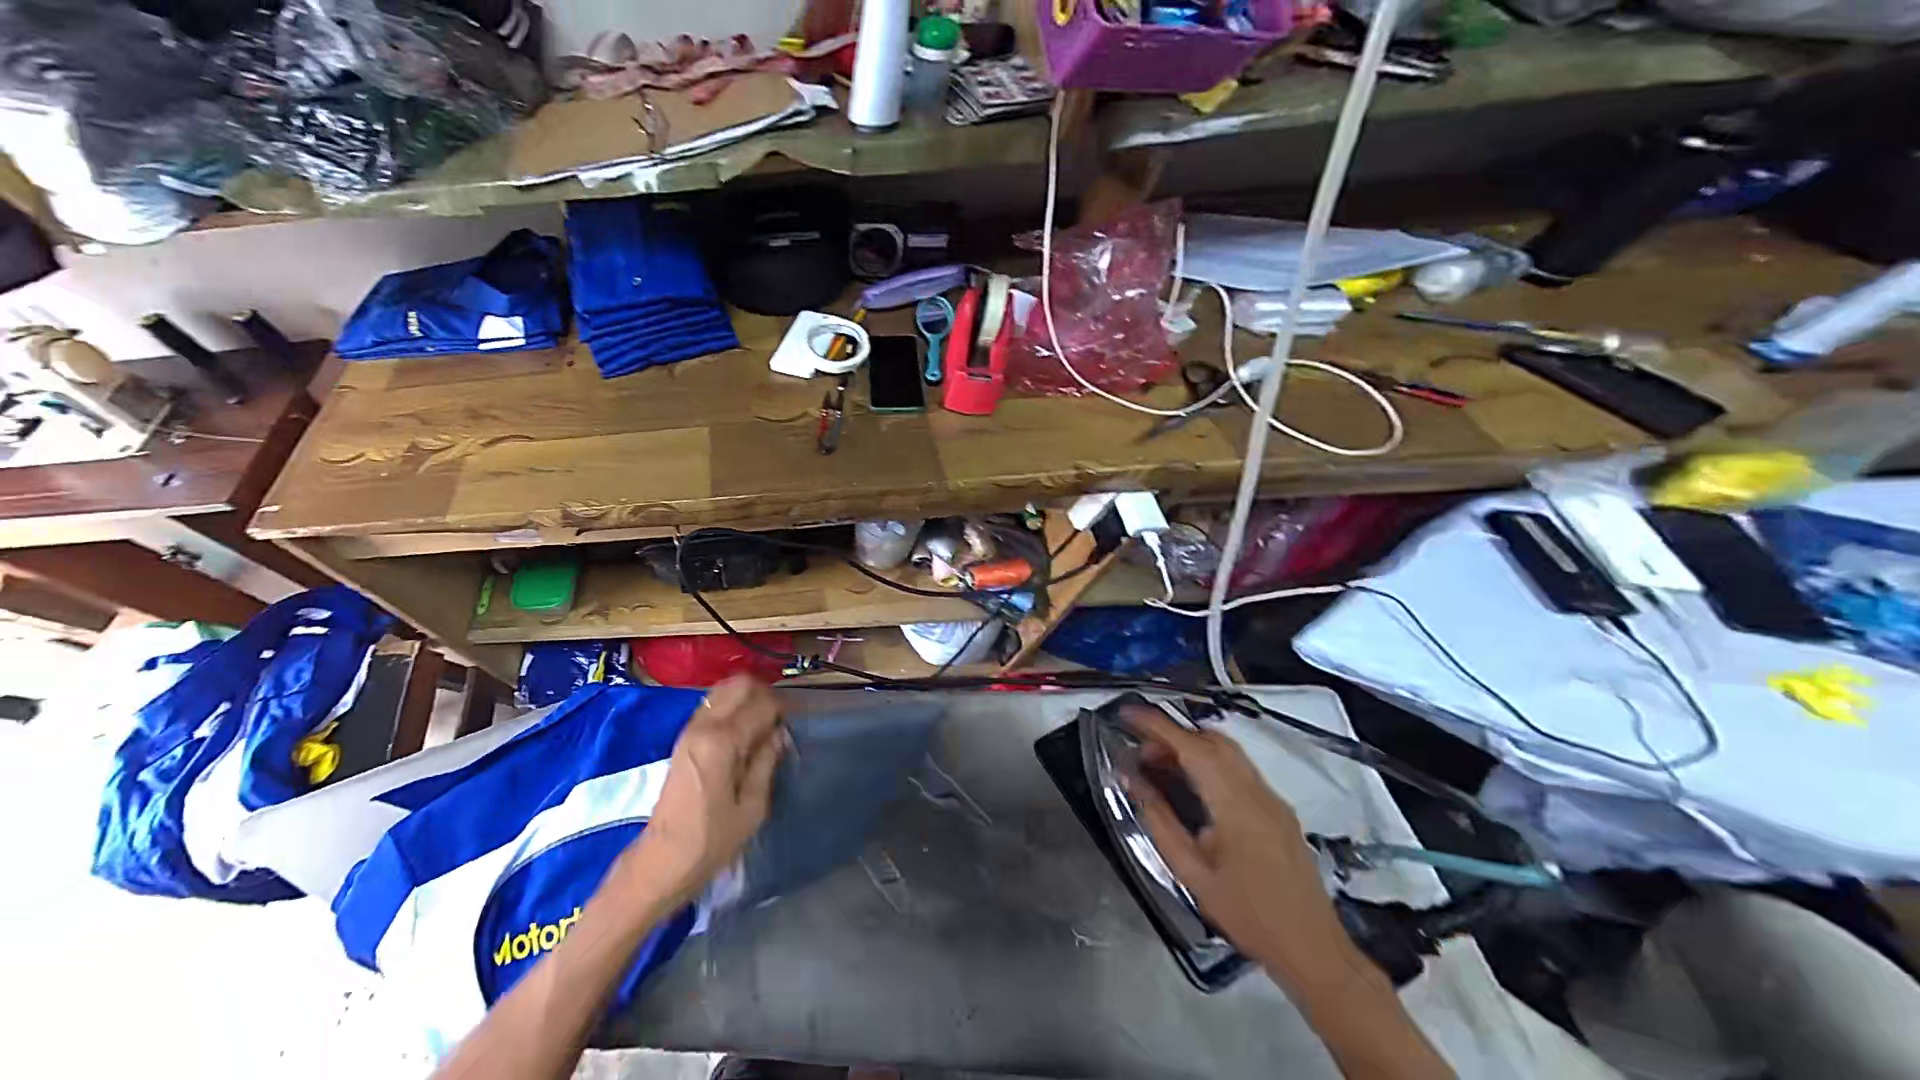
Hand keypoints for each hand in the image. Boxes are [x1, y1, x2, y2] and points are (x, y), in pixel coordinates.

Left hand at [622, 676, 785, 904]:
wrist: (662, 861)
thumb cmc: (711, 840)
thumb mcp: (753, 807)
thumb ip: (766, 762)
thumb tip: (778, 734)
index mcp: (722, 742)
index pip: (762, 704)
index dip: (783, 710)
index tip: (793, 726)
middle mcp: (703, 727)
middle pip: (740, 685)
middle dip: (764, 696)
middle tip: (778, 721)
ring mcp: (689, 730)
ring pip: (725, 691)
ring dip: (747, 701)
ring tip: (762, 727)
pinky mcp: (683, 739)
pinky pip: (714, 706)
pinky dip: (732, 709)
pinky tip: (743, 734)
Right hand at [1122, 705, 1361, 985]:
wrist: (1311, 947)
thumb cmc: (1246, 913)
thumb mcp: (1191, 870)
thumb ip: (1159, 819)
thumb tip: (1131, 779)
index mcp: (1235, 802)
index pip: (1192, 747)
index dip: (1157, 725)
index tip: (1129, 712)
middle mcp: (1257, 790)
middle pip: (1213, 741)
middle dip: (1173, 735)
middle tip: (1139, 750)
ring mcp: (1272, 798)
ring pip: (1229, 752)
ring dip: (1192, 748)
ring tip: (1159, 766)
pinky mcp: (1278, 810)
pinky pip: (1240, 770)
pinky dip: (1210, 763)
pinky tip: (1191, 786)